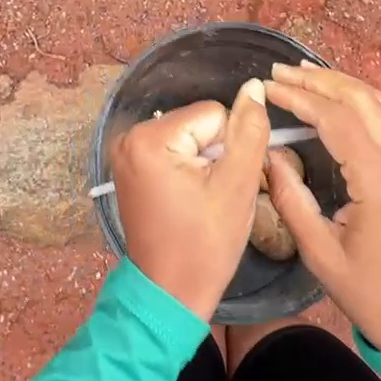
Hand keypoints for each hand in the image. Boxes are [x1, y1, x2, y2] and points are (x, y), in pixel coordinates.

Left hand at [112, 80, 269, 318]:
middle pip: (199, 124)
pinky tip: (188, 201)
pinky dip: (188, 171)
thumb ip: (249, 131)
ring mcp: (125, 152)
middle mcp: (129, 137)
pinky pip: (173, 151)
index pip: (214, 115)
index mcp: (149, 137)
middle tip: (212, 198)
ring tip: (200, 202)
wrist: (170, 294)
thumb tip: (254, 86)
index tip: (221, 186)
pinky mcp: (129, 168)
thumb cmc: (204, 245)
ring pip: (190, 137)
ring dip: (204, 164)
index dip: (229, 149)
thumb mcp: (236, 185)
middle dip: (215, 155)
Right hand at [263, 63, 380, 352]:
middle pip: (361, 99)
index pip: (336, 120)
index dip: (299, 97)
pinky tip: (338, 99)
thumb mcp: (320, 254)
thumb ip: (292, 199)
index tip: (266, 87)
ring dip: (342, 83)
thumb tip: (270, 154)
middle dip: (318, 79)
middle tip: (280, 71)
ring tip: (304, 75)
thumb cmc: (373, 297)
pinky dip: (361, 99)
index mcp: (380, 185)